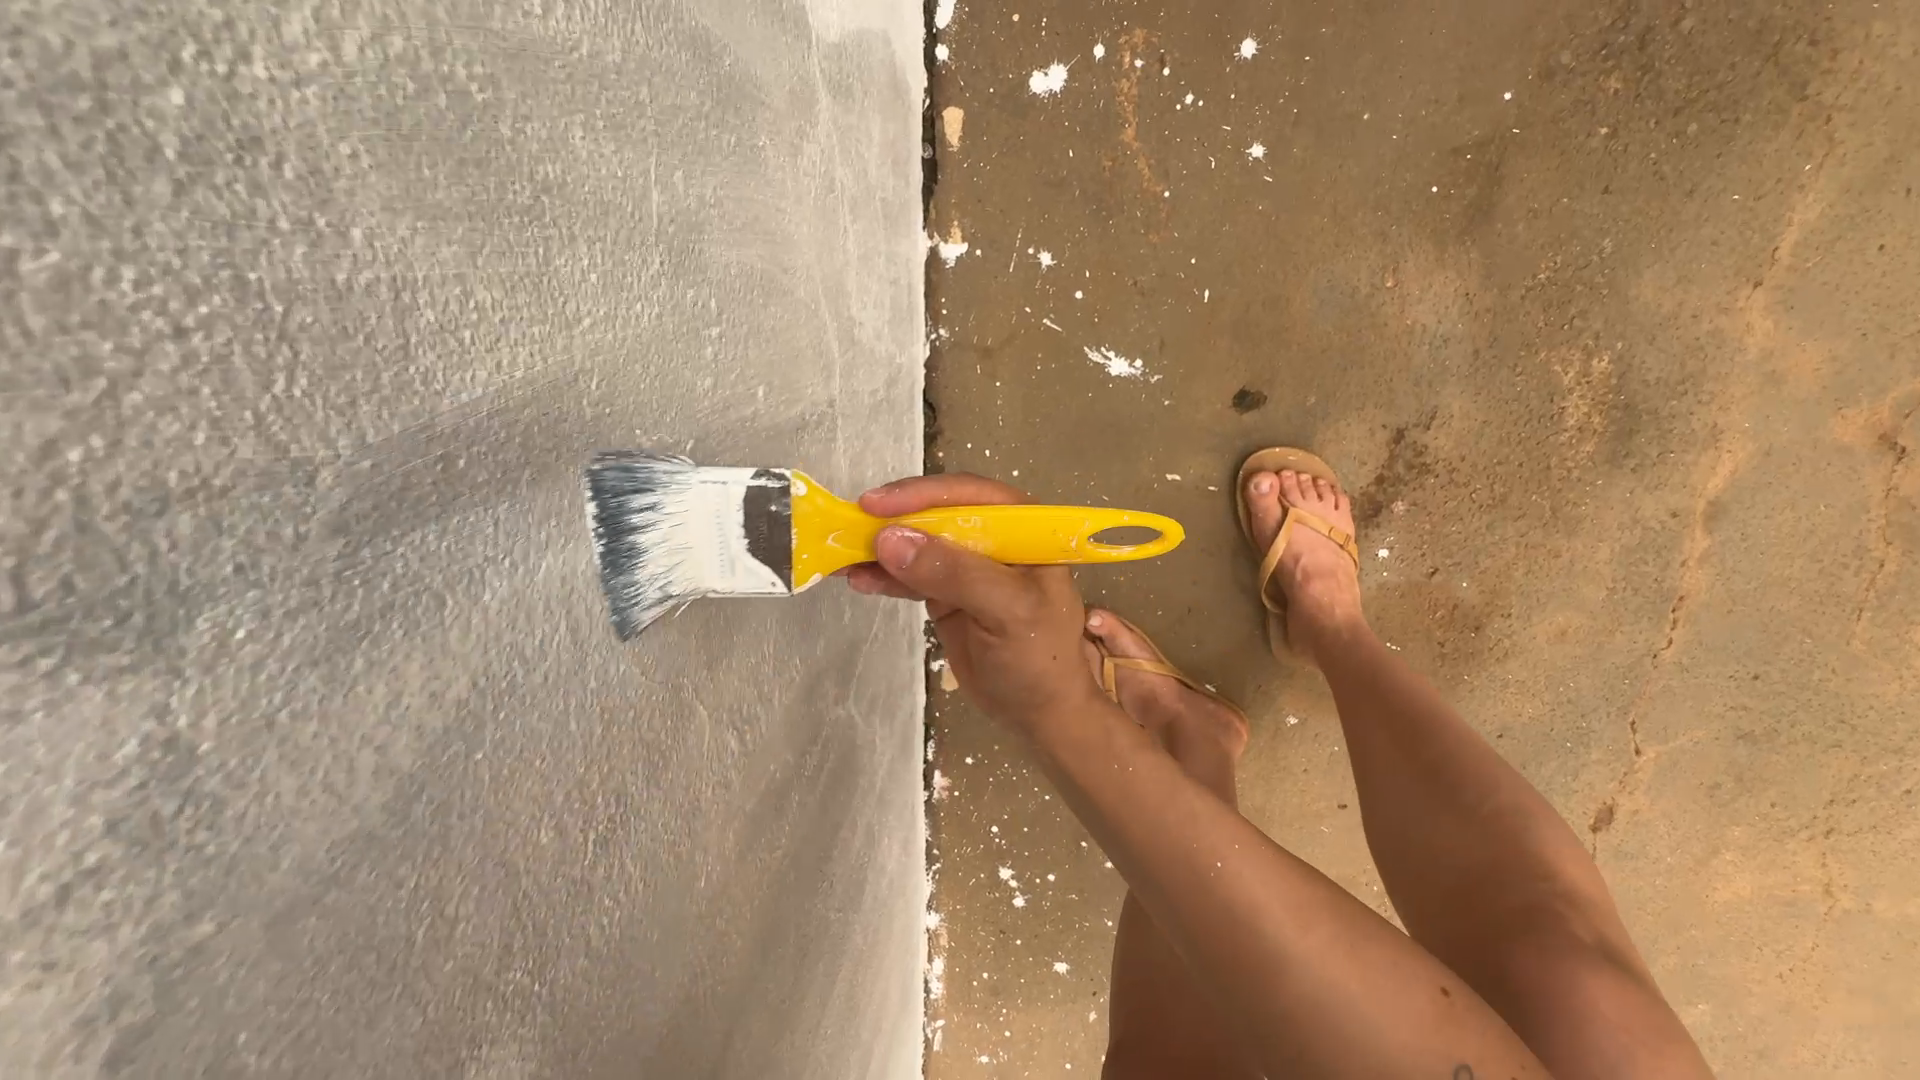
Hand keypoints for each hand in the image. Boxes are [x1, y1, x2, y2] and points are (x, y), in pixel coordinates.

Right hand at [842, 474, 1099, 734]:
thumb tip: (890, 540)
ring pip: (918, 545)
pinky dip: (883, 576)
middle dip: (894, 520)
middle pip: (937, 514)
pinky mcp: (946, 594)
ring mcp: (967, 566)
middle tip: (847, 528)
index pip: (969, 495)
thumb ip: (954, 573)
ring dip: (880, 549)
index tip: (874, 505)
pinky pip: (910, 577)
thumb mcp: (1007, 611)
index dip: (921, 494)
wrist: (1040, 712)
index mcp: (1023, 529)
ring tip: (841, 557)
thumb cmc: (1040, 658)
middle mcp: (993, 538)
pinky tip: (858, 579)